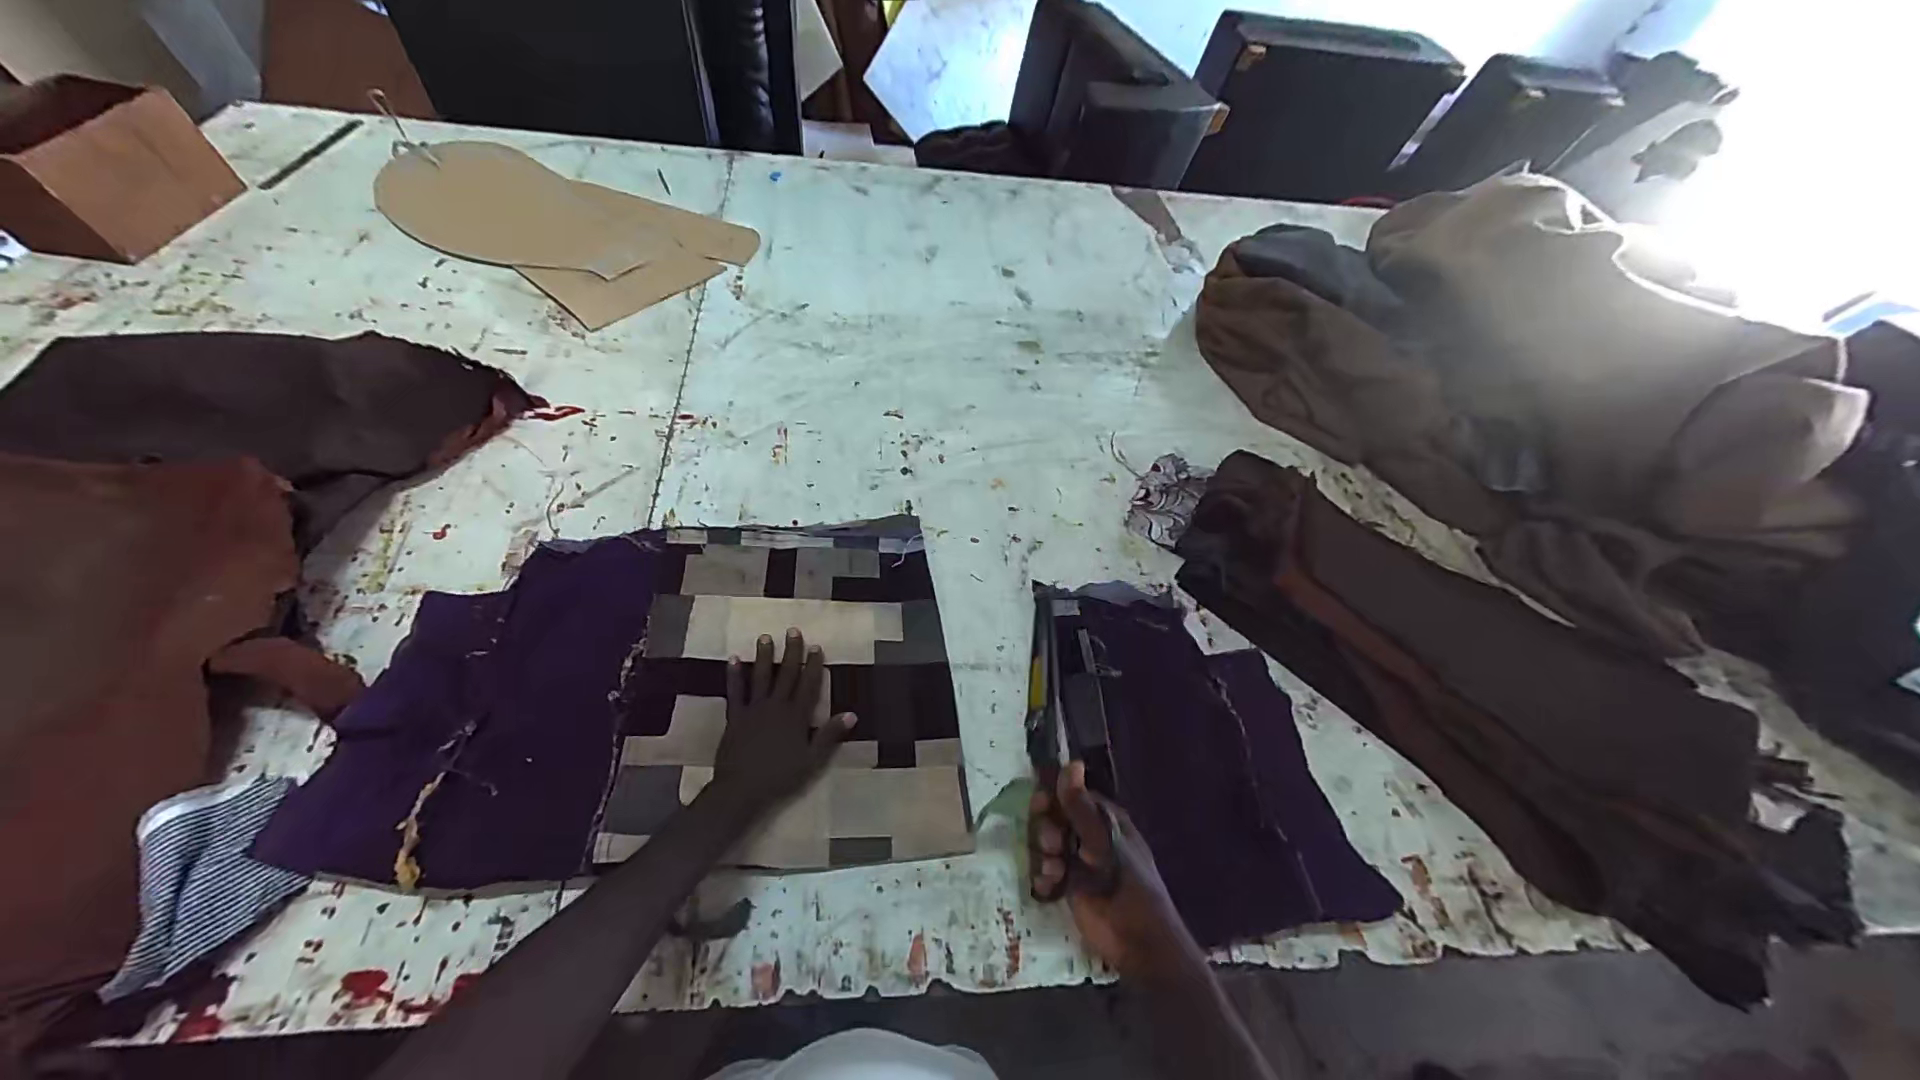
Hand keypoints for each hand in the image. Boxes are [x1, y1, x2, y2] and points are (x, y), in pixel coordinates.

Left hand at [710, 629, 856, 814]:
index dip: (814, 665)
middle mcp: (776, 706)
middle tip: (793, 631)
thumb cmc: (781, 777)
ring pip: (760, 677)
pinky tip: (734, 659)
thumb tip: (852, 714)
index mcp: (796, 716)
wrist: (741, 789)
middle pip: (786, 674)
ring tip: (765, 637)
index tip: (817, 647)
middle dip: (791, 652)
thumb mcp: (812, 760)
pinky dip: (734, 675)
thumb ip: (830, 735)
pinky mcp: (735, 716)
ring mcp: (753, 709)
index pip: (809, 684)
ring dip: (764, 656)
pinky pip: (735, 691)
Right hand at [1029, 762, 1199, 982]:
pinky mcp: (1066, 885)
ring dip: (1042, 857)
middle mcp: (1086, 834)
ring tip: (1055, 873)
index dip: (1050, 799)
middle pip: (1049, 819)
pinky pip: (1042, 870)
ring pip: (1042, 845)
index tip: (1041, 807)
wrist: (1139, 944)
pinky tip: (1050, 889)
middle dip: (1044, 832)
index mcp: (1102, 818)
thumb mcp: (1104, 844)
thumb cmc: (1129, 887)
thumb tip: (1071, 763)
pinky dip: (1042, 878)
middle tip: (1053, 847)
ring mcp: (1075, 860)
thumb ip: (1081, 807)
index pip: (1066, 794)